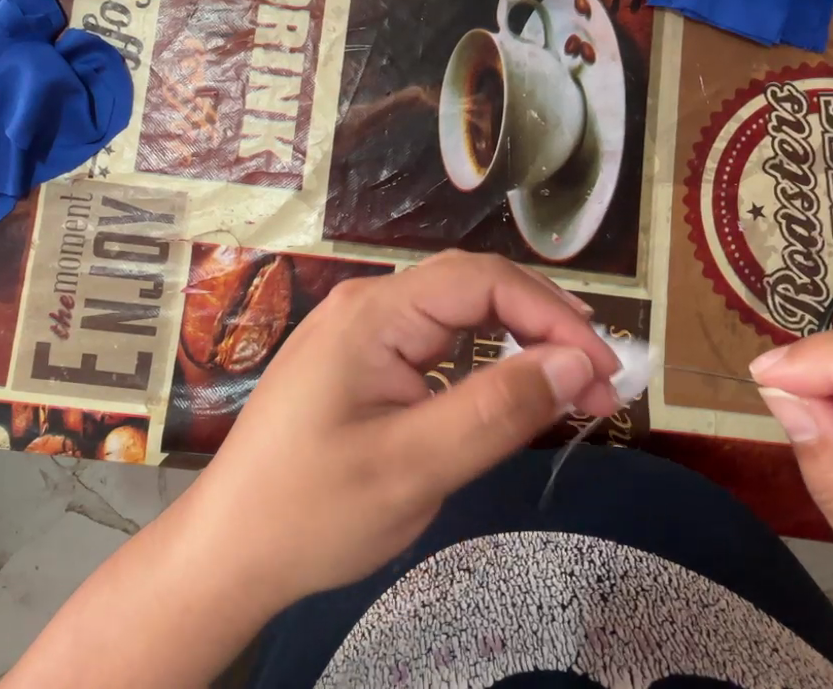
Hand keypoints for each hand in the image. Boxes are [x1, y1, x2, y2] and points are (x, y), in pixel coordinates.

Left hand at [175, 250, 623, 606]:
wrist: (227, 552)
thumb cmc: (312, 512)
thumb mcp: (415, 467)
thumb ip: (499, 409)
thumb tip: (578, 363)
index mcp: (374, 314)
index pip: (483, 281)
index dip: (553, 315)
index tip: (604, 371)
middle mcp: (366, 306)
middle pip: (471, 287)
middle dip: (542, 324)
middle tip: (598, 381)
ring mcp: (357, 332)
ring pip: (454, 313)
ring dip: (515, 340)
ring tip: (567, 382)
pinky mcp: (356, 362)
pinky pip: (431, 342)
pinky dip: (480, 361)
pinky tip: (506, 386)